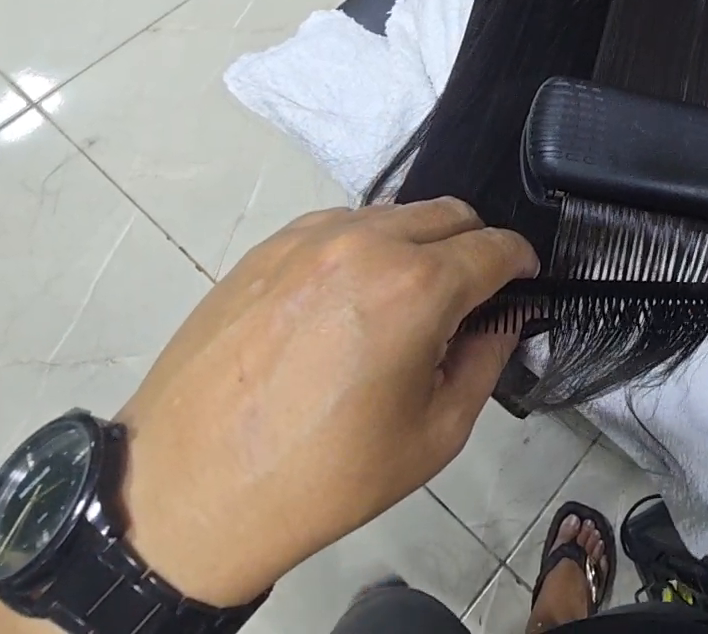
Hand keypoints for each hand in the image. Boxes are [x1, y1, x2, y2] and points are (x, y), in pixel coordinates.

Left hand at [113, 201, 535, 605]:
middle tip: (467, 299)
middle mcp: (367, 242)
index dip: (522, 263)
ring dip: (420, 245)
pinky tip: (347, 303)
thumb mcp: (435, 435)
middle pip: (451, 214)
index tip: (523, 284)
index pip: (496, 246)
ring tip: (401, 305)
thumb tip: (501, 320)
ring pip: (396, 215)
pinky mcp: (268, 246)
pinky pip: (342, 227)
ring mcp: (310, 237)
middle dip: (475, 247)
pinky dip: (367, 249)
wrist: (184, 493)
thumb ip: (486, 361)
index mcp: (416, 286)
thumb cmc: (323, 477)